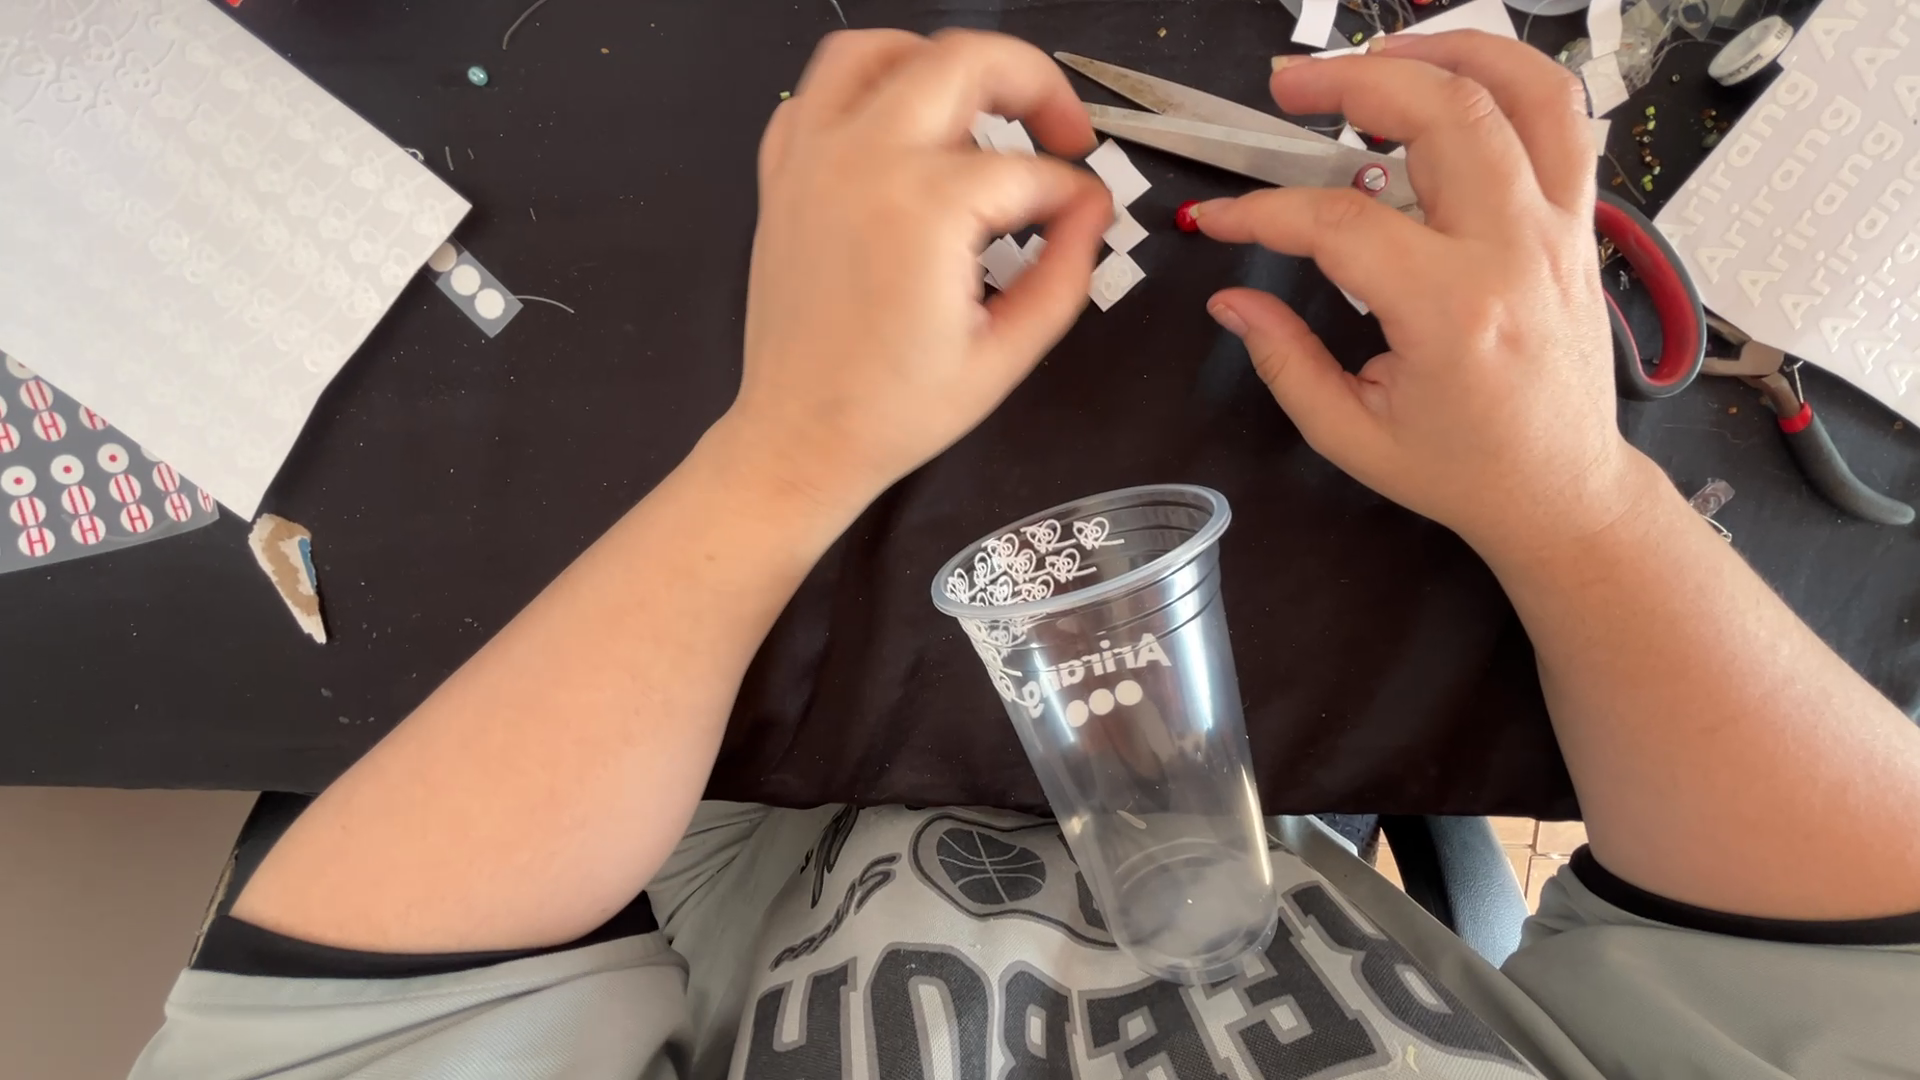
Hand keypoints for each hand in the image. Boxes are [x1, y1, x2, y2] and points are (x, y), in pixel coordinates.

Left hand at [725, 29, 1111, 511]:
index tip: (1085, 216)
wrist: (804, 439)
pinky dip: (866, 90)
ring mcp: (813, 163)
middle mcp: (864, 163)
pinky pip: (818, 93)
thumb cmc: (893, 413)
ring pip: (881, 50)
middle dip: (1034, 84)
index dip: (1072, 192)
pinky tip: (898, 130)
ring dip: (945, 64)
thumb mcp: (1004, 356)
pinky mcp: (783, 180)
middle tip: (1062, 131)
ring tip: (983, 107)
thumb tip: (1089, 216)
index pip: (1028, 172)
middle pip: (966, 63)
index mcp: (925, 209)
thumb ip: (1064, 275)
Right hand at [1193, 32, 1651, 559]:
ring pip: (1520, 91)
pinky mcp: (1578, 222)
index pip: (1339, 227)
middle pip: (1443, 115)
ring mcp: (1562, 226)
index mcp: (1449, 312)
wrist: (1559, 486)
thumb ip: (1283, 358)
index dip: (1262, 214)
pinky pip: (1560, 118)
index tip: (1213, 219)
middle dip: (1352, 82)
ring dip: (1442, 51)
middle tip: (1285, 86)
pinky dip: (1505, 77)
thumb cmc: (1451, 469)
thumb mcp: (1345, 431)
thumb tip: (1229, 304)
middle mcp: (1514, 251)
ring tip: (1372, 55)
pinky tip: (1451, 81)